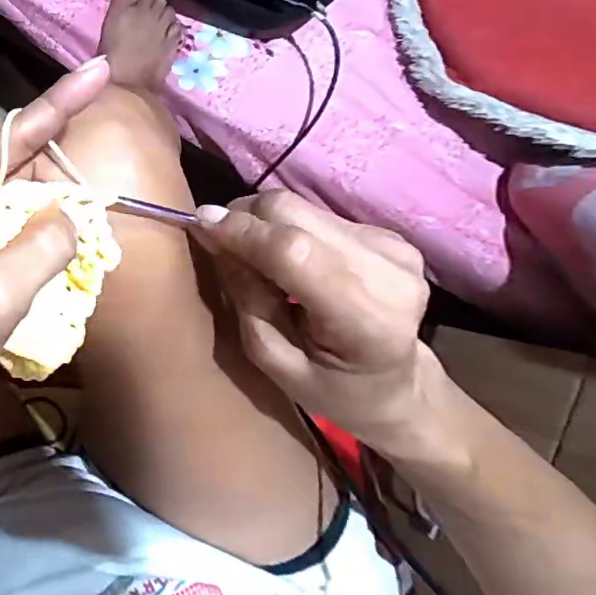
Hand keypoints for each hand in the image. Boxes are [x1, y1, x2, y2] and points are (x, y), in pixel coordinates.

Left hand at [0, 57, 113, 402]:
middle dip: (59, 137)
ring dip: (55, 181)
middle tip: (104, 110)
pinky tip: (68, 210)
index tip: (97, 71)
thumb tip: (73, 217)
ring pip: (16, 180)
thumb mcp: (0, 291)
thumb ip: (45, 244)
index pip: (7, 136)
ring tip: (90, 177)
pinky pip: (13, 209)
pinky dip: (43, 210)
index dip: (57, 103)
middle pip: (12, 152)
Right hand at [194, 191, 440, 454]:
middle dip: (245, 218)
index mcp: (365, 319)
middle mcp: (387, 272)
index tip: (198, 221)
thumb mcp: (273, 359)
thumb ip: (246, 296)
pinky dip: (288, 227)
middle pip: (293, 213)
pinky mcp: (389, 234)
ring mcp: (392, 247)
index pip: (293, 252)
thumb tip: (214, 235)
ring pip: (300, 206)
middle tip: (222, 243)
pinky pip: (315, 213)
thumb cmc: (331, 388)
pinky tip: (290, 258)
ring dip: (264, 222)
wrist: (397, 385)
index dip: (241, 231)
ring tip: (256, 256)